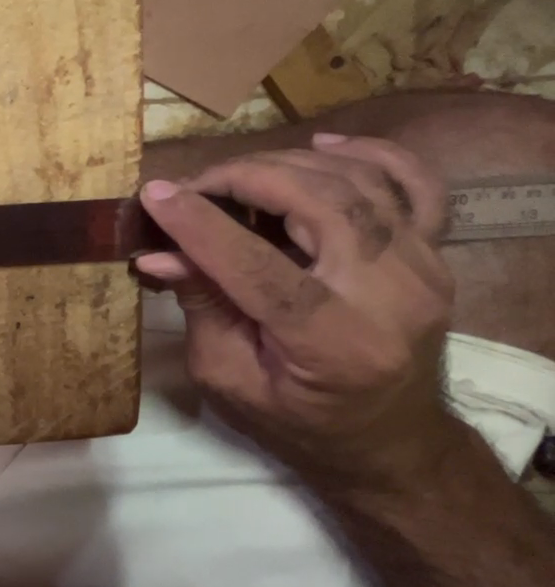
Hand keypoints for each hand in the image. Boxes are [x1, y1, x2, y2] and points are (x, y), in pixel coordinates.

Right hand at [135, 133, 456, 488]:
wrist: (389, 440)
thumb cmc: (295, 419)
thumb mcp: (226, 376)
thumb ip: (201, 307)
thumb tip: (158, 254)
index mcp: (335, 343)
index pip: (260, 266)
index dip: (200, 225)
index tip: (153, 194)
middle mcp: (393, 298)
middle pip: (322, 205)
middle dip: (244, 180)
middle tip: (191, 187)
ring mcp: (424, 270)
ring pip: (359, 183)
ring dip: (285, 166)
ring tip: (232, 177)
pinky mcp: (432, 255)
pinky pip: (414, 184)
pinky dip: (369, 154)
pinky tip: (320, 145)